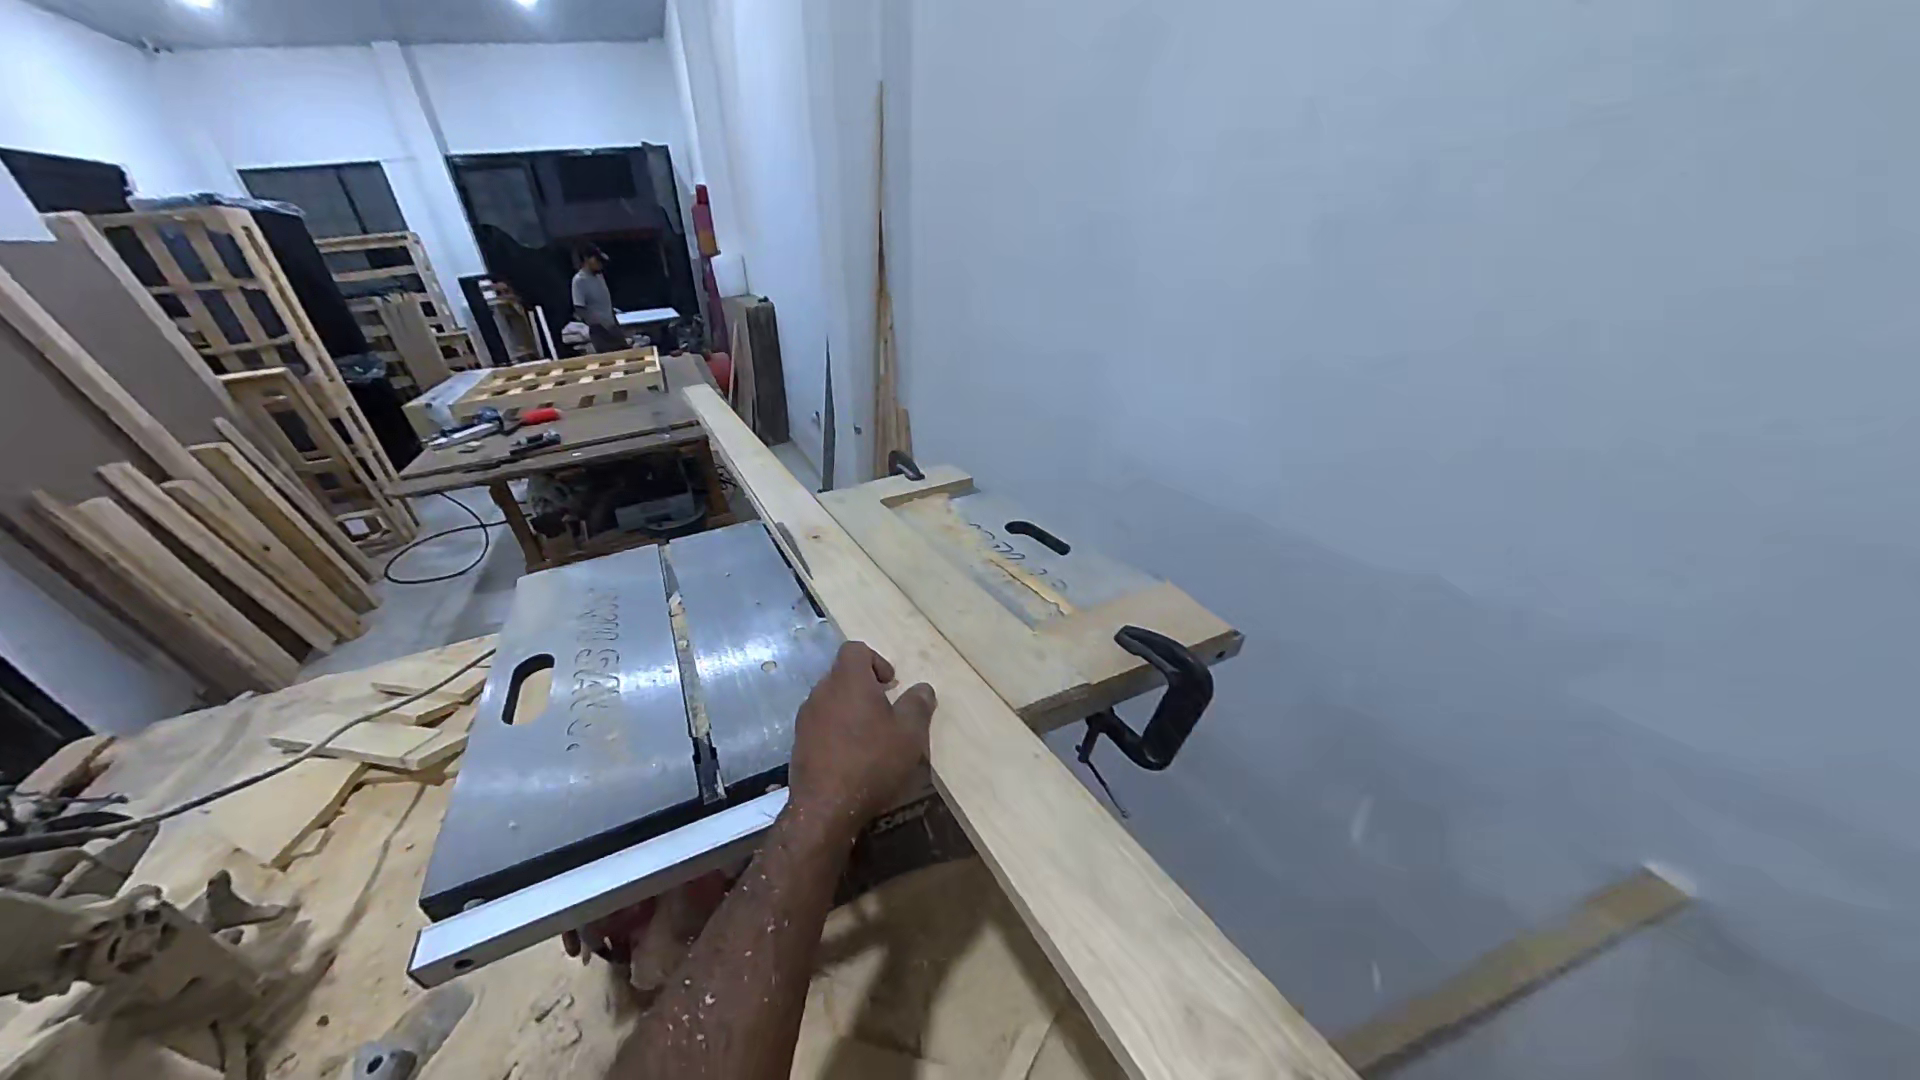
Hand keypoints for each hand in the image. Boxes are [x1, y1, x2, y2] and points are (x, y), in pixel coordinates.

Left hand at [786, 642, 936, 841]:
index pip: (856, 649)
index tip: (891, 685)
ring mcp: (806, 717)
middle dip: (866, 685)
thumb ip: (918, 704)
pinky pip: (821, 722)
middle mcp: (822, 691)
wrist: (825, 808)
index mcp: (848, 680)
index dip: (876, 660)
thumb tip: (923, 688)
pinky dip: (837, 729)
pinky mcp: (799, 742)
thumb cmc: (872, 761)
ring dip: (851, 708)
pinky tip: (852, 755)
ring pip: (831, 699)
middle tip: (887, 710)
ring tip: (871, 735)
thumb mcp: (910, 733)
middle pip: (843, 673)